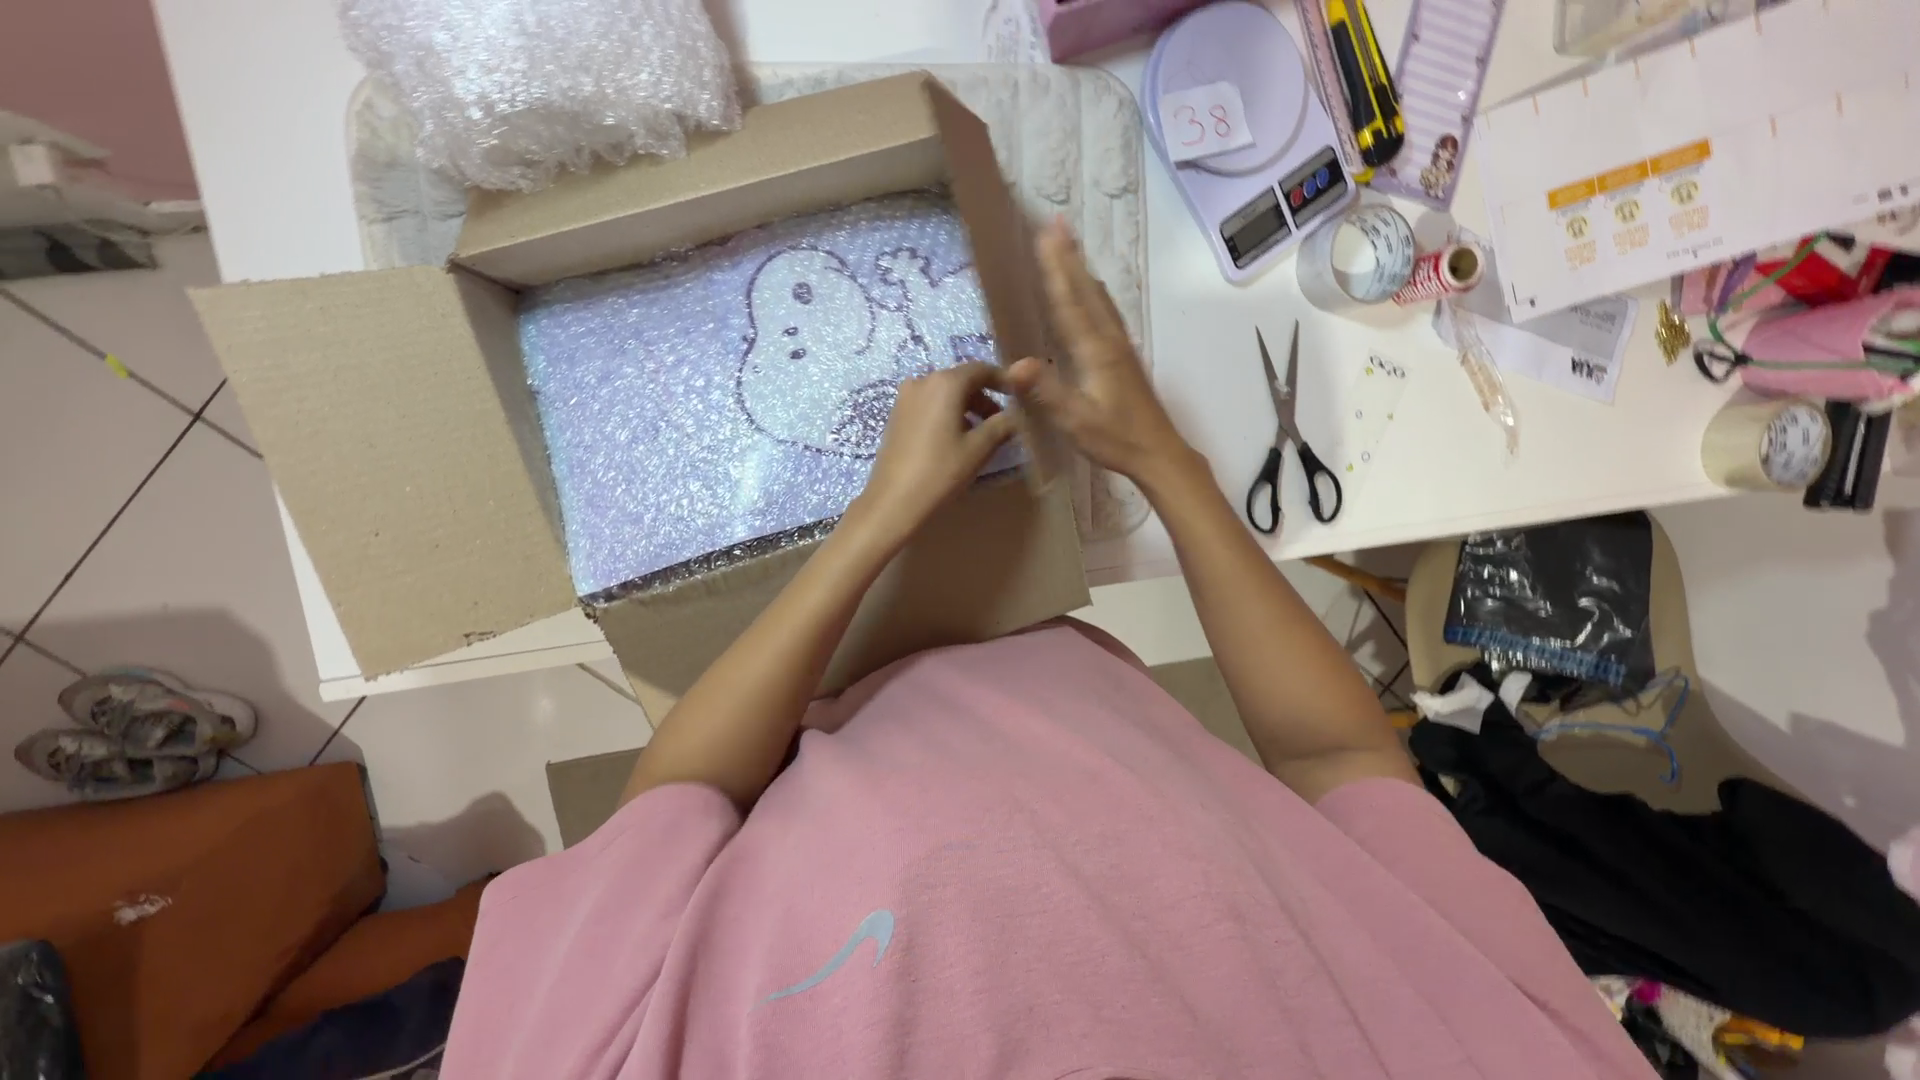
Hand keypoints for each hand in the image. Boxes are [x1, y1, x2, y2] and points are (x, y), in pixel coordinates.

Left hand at [844, 362, 1017, 548]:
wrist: (894, 501)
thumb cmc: (941, 471)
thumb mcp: (979, 448)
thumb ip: (1002, 424)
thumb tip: (1018, 414)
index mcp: (945, 383)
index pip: (981, 369)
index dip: (1003, 380)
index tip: (1019, 395)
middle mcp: (922, 381)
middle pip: (961, 380)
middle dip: (984, 397)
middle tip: (1002, 422)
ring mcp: (905, 398)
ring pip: (944, 393)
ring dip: (966, 407)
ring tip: (981, 434)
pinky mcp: (896, 415)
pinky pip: (929, 405)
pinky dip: (946, 413)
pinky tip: (954, 439)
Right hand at [1008, 221, 1198, 490]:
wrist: (1159, 453)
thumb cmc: (1116, 439)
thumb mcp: (1076, 421)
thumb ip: (1047, 391)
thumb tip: (1013, 366)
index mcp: (1096, 351)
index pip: (1070, 301)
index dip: (1056, 268)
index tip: (1045, 236)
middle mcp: (1110, 340)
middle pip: (1087, 290)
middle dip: (1070, 256)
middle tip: (1056, 222)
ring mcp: (1121, 347)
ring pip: (1099, 298)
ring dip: (1082, 269)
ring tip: (1070, 245)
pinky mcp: (1125, 357)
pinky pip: (1106, 312)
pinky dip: (1093, 292)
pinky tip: (1092, 293)